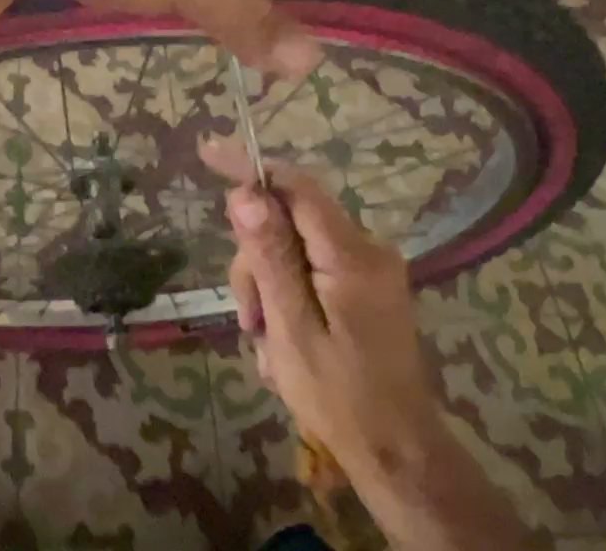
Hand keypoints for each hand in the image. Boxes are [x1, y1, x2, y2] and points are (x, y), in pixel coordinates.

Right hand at [199, 138, 446, 480]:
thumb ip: (269, 258)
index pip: (296, 187)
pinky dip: (287, 297)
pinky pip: (310, 268)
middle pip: (288, 220)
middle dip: (256, 262)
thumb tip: (244, 194)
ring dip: (268, 287)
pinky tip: (283, 342)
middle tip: (249, 318)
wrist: (399, 453)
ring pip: (293, 246)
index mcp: (352, 256)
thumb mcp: (291, 329)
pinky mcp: (366, 284)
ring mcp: (369, 266)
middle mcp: (367, 248)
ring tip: (267, 342)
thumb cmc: (340, 398)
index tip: (207, 152)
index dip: (251, 167)